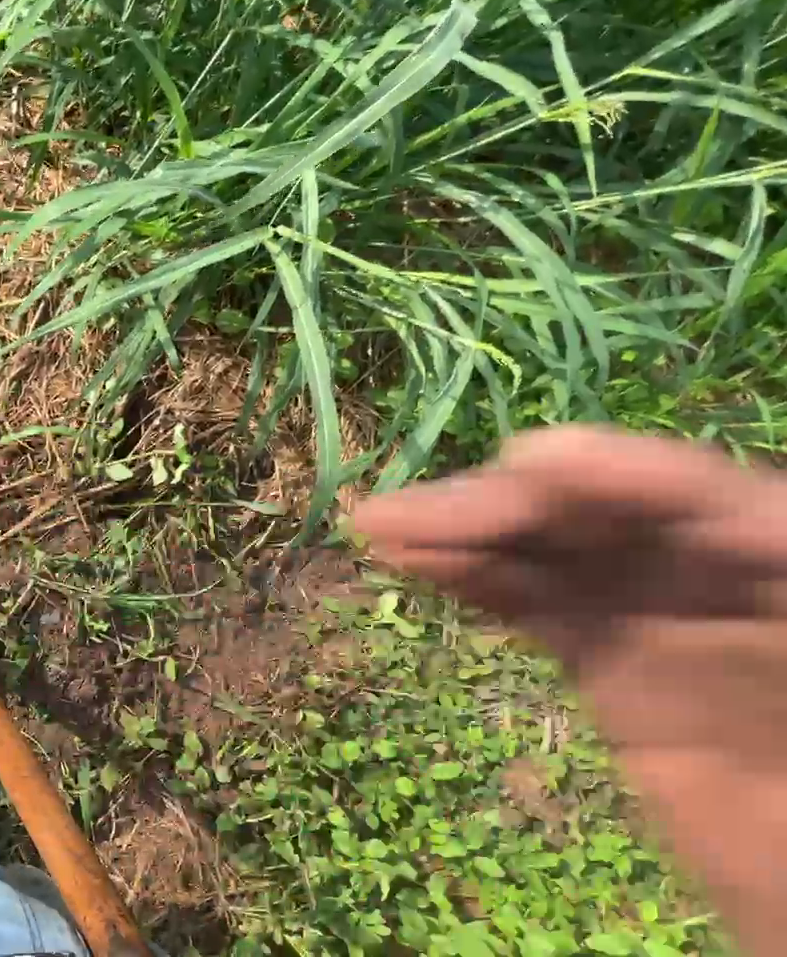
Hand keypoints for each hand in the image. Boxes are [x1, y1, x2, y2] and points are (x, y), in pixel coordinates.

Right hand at [355, 426, 786, 949]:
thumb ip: (753, 551)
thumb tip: (643, 495)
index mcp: (777, 553)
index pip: (691, 491)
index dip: (606, 471)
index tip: (522, 466)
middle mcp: (709, 569)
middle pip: (588, 512)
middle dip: (492, 504)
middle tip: (394, 518)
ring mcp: (654, 614)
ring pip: (540, 550)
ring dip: (455, 532)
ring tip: (376, 528)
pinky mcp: (605, 657)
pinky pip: (526, 599)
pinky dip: (463, 575)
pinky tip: (409, 561)